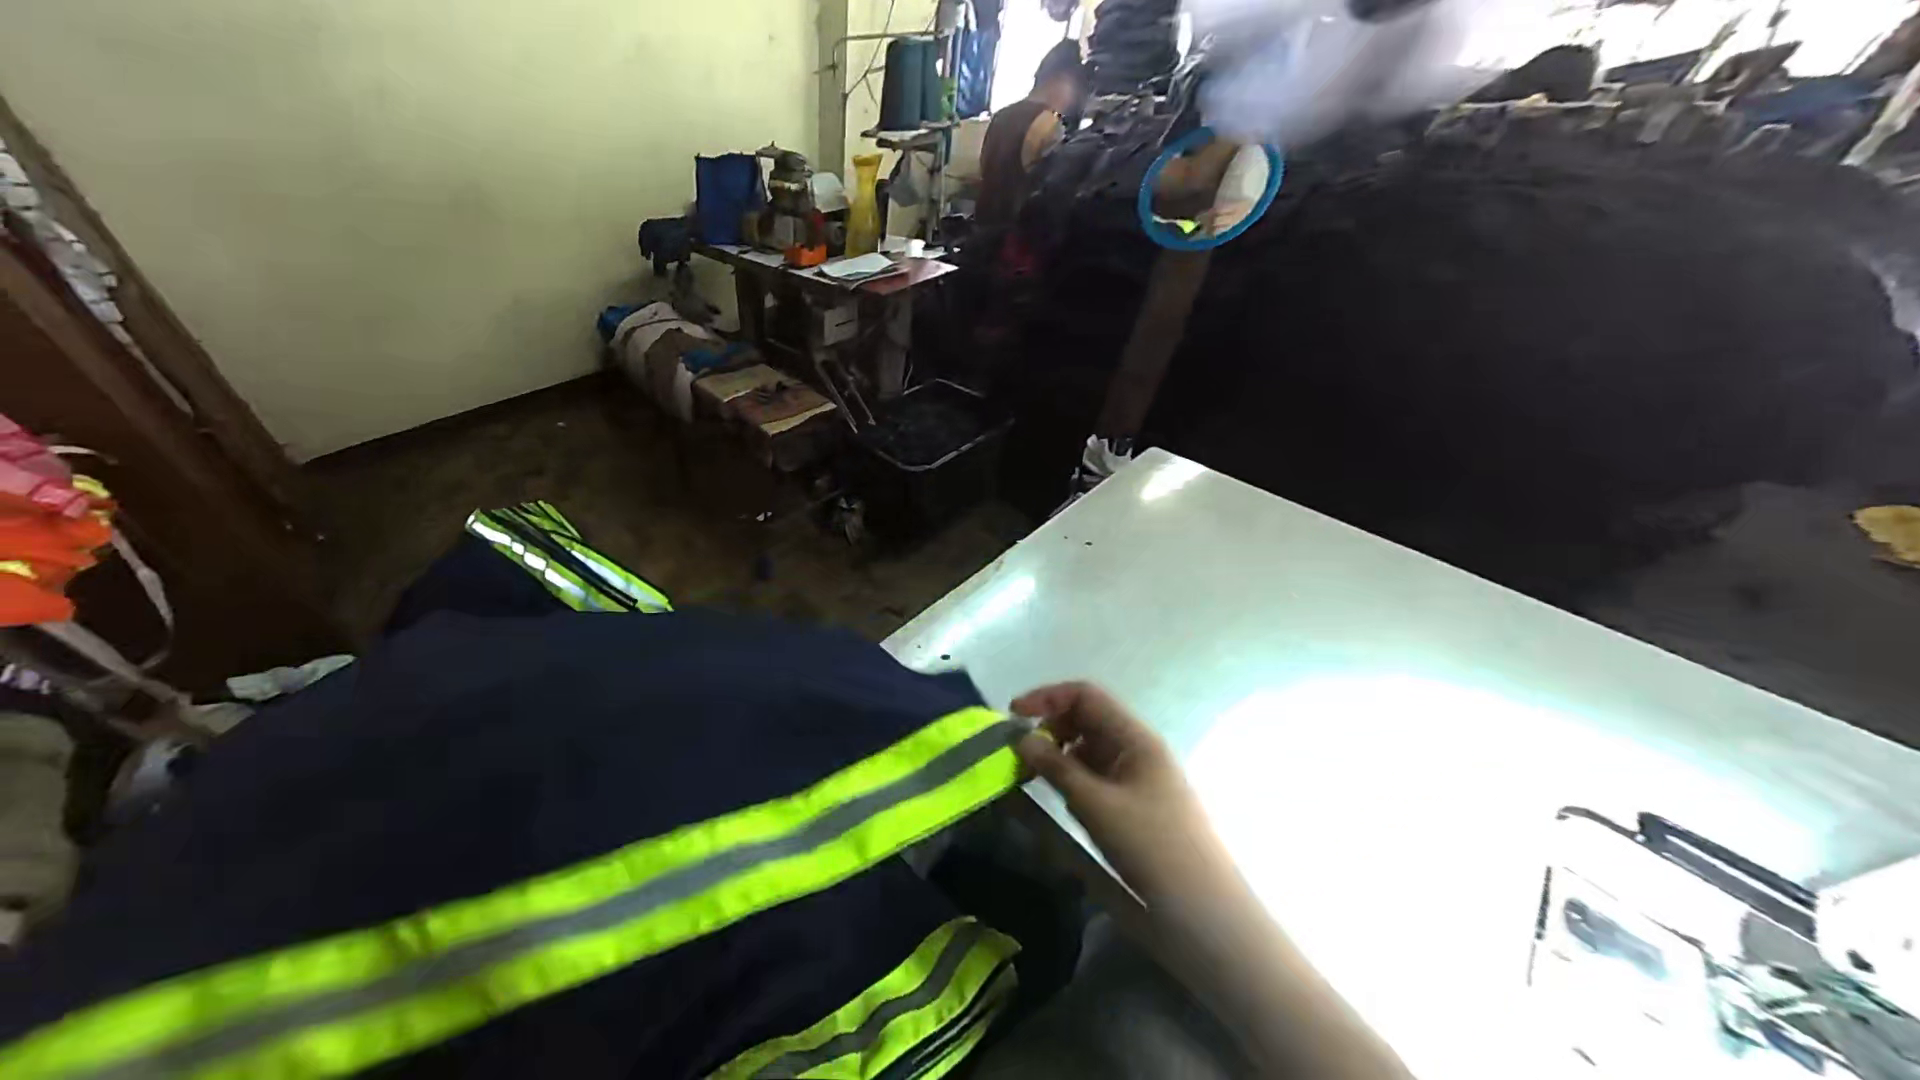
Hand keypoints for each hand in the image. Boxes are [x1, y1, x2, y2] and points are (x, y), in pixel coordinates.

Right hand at [1011, 682, 1229, 905]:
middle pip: (1087, 719)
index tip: (1012, 717)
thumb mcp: (1097, 806)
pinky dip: (1074, 778)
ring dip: (1060, 755)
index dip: (1047, 698)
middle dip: (1050, 727)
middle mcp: (1138, 749)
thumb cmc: (1152, 849)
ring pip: (1090, 749)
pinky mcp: (1136, 804)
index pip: (1086, 696)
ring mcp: (1139, 776)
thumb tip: (1021, 739)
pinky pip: (1098, 776)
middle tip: (1020, 754)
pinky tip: (1063, 800)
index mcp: (1135, 738)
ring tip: (1034, 777)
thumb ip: (1056, 768)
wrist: (1205, 911)